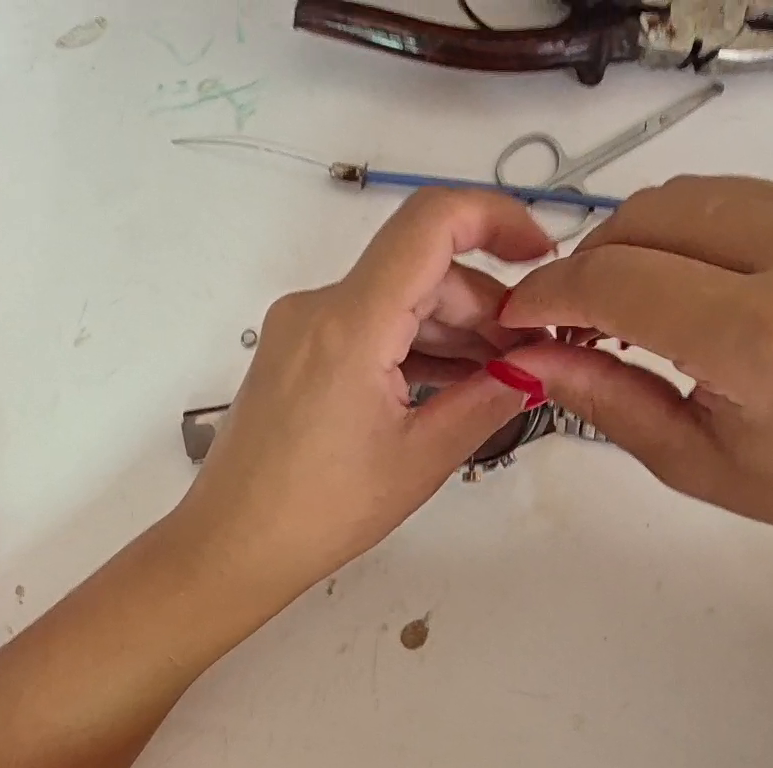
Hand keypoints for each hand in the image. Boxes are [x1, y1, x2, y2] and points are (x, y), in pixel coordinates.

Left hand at [170, 188, 551, 598]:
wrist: (232, 543)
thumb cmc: (319, 511)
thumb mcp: (420, 458)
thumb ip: (489, 399)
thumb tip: (536, 366)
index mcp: (348, 324)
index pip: (430, 221)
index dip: (497, 217)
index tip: (540, 254)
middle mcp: (315, 309)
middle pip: (418, 270)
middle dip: (482, 305)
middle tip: (529, 356)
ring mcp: (297, 330)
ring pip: (392, 300)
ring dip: (448, 330)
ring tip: (496, 378)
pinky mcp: (290, 354)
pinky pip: (362, 328)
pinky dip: (407, 346)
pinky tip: (447, 382)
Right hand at [496, 176, 772, 588]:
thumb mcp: (693, 462)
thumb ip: (602, 397)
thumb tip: (527, 357)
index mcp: (764, 338)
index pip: (615, 280)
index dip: (545, 295)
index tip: (513, 321)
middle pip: (646, 216)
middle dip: (584, 263)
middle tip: (565, 322)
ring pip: (690, 196)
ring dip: (633, 243)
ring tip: (622, 308)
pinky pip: (742, 200)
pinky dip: (687, 234)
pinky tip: (684, 290)